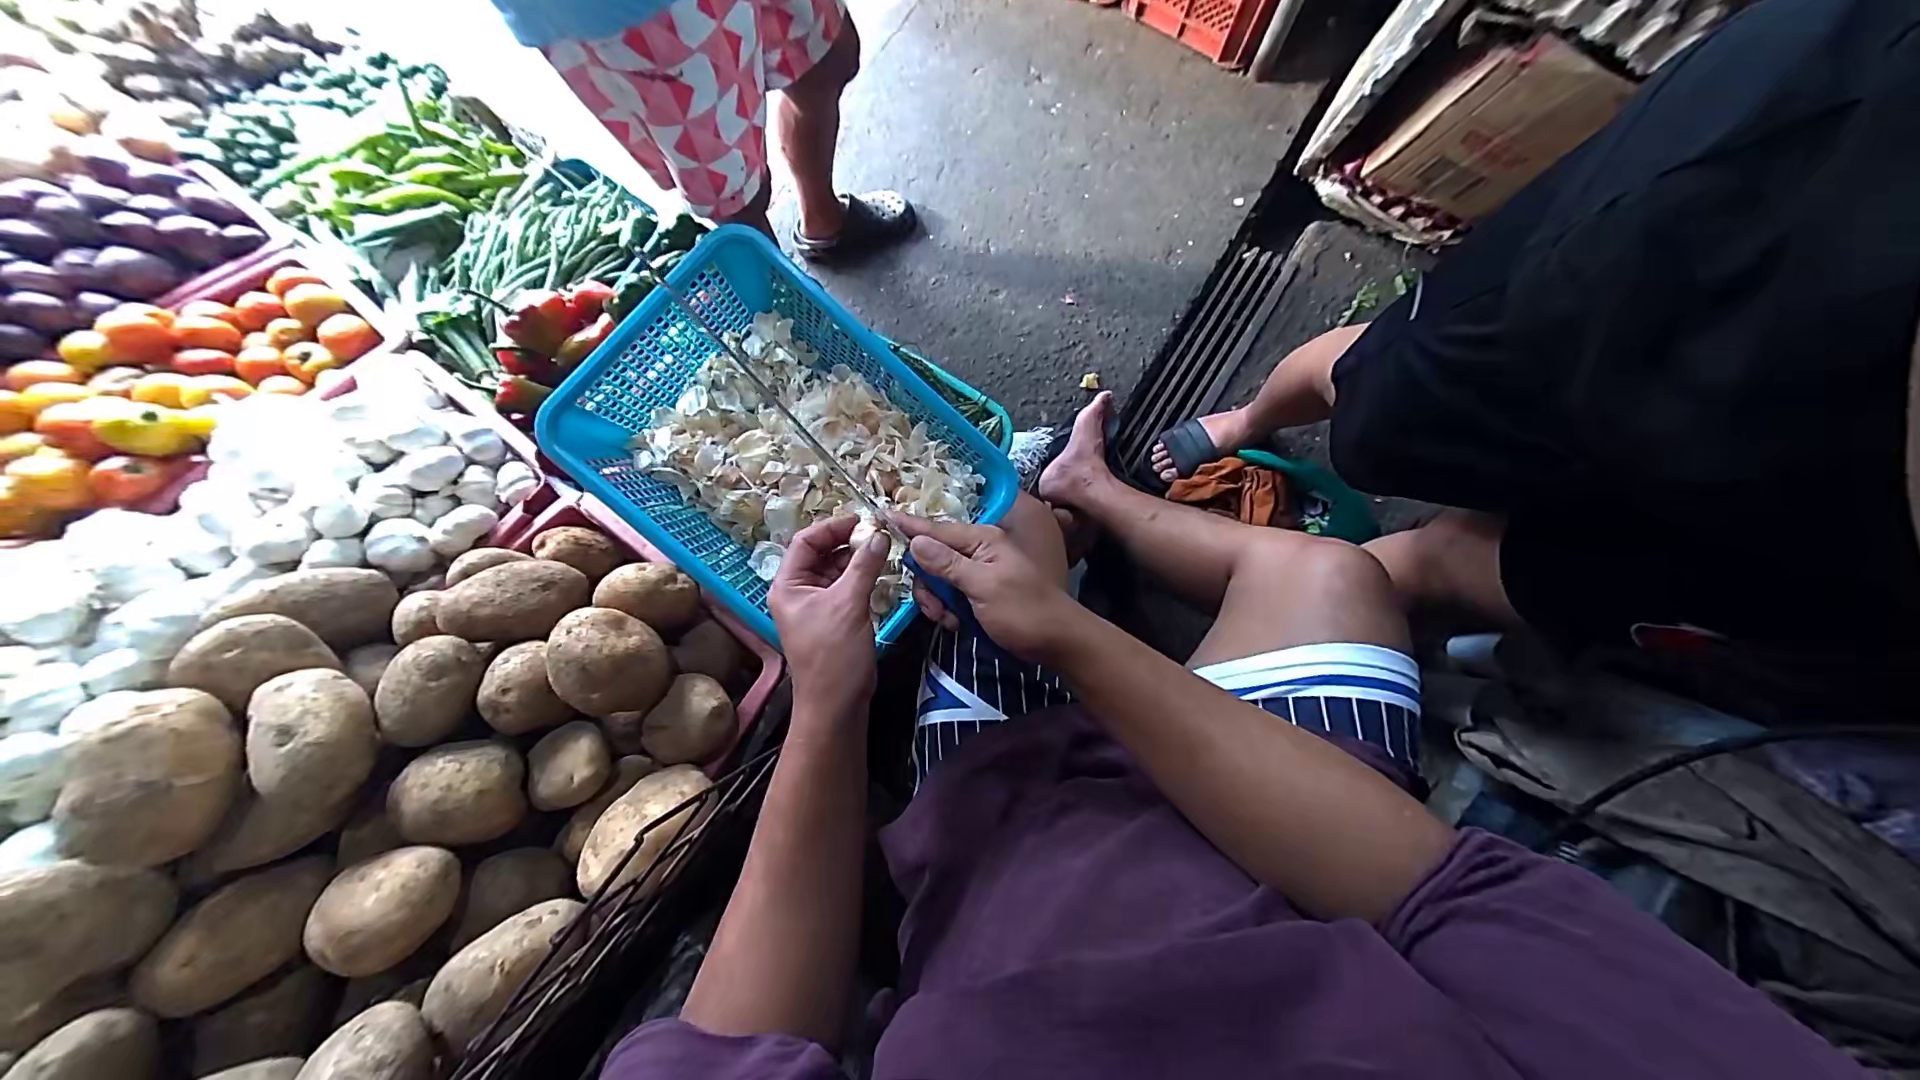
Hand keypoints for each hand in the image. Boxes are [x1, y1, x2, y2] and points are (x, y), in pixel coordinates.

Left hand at [768, 516, 888, 720]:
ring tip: (883, 548)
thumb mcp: (849, 604)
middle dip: (848, 541)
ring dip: (857, 558)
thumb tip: (880, 534)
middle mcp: (798, 591)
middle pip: (821, 553)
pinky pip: (846, 586)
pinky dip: (862, 576)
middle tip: (878, 533)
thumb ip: (864, 566)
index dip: (833, 527)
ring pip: (836, 569)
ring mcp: (816, 605)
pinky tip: (880, 570)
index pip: (806, 541)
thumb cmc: (834, 655)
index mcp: (788, 585)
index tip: (862, 520)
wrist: (837, 705)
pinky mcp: (834, 617)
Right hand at [889, 514, 1084, 664]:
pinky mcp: (980, 594)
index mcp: (983, 540)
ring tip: (950, 621)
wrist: (1056, 643)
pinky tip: (957, 625)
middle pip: (933, 557)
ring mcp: (979, 573)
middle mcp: (979, 551)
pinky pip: (951, 596)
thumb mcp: (983, 586)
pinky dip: (949, 610)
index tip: (883, 515)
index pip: (937, 529)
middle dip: (927, 584)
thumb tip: (916, 540)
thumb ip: (948, 563)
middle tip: (935, 610)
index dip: (910, 526)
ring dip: (938, 601)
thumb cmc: (1023, 611)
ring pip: (939, 580)